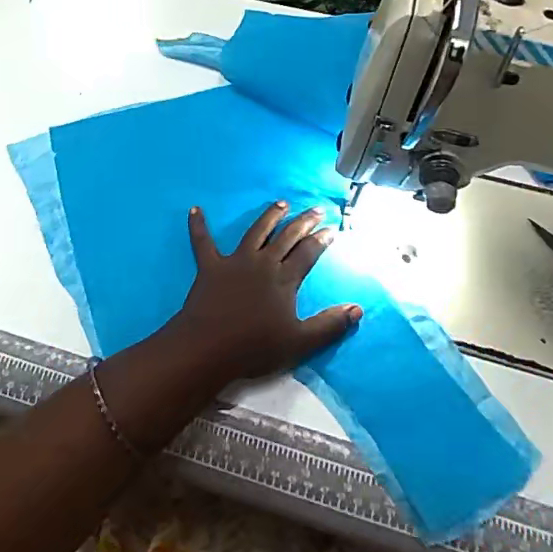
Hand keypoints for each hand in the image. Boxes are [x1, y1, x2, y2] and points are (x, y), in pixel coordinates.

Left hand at [165, 203, 361, 385]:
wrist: (209, 347)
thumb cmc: (255, 347)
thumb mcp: (300, 342)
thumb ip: (329, 325)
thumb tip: (357, 309)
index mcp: (284, 279)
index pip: (307, 253)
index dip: (321, 239)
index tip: (331, 228)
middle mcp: (262, 263)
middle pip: (286, 237)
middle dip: (303, 222)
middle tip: (316, 209)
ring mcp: (234, 262)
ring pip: (255, 232)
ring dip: (269, 216)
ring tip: (280, 203)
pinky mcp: (209, 267)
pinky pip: (202, 241)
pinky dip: (198, 225)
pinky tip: (195, 209)